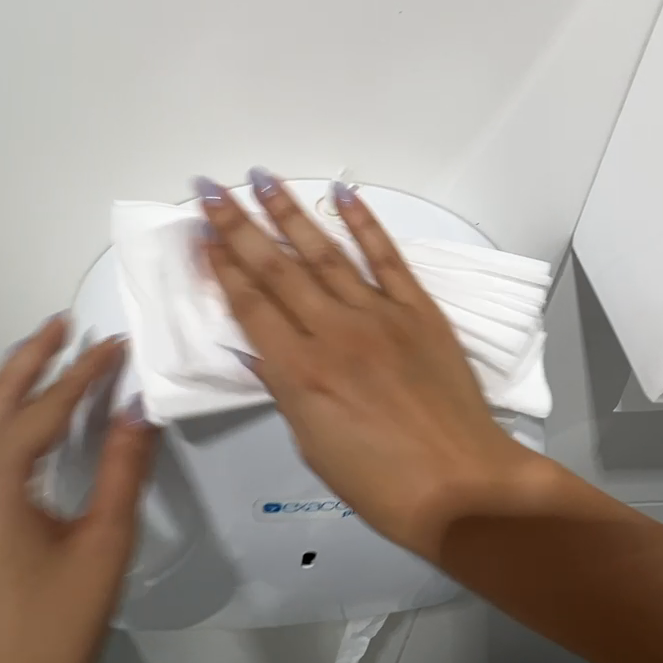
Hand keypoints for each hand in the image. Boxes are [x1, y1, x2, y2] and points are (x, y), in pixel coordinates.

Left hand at [0, 318, 154, 662]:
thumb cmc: (48, 634)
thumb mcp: (102, 544)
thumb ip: (120, 468)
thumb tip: (138, 412)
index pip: (44, 406)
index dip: (86, 370)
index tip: (116, 342)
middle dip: (29, 359)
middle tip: (61, 323)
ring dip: (11, 392)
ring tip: (46, 362)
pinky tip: (23, 431)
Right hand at [196, 171, 559, 560]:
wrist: (461, 483)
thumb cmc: (382, 484)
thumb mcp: (313, 444)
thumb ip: (288, 389)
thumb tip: (266, 349)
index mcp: (300, 374)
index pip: (249, 306)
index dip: (220, 267)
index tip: (200, 232)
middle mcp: (334, 333)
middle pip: (277, 270)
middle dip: (239, 226)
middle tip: (210, 189)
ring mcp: (380, 315)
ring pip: (325, 254)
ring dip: (291, 214)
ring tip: (262, 179)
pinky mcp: (420, 310)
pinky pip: (387, 258)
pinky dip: (365, 223)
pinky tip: (342, 195)